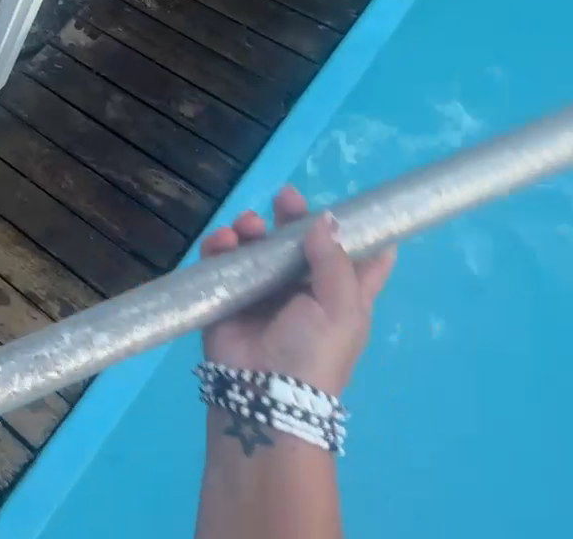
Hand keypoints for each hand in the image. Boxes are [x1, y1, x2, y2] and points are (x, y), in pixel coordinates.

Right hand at [199, 185, 396, 396]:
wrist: (264, 384)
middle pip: (299, 245)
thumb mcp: (341, 309)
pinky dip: (220, 245)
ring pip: (257, 247)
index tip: (355, 206)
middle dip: (292, 219)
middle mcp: (302, 288)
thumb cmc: (315, 349)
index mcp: (341, 296)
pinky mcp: (225, 291)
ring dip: (252, 229)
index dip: (360, 234)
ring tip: (246, 225)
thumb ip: (333, 263)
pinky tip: (223, 241)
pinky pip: (220, 259)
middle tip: (284, 196)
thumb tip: (328, 219)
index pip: (360, 262)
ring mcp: (262, 289)